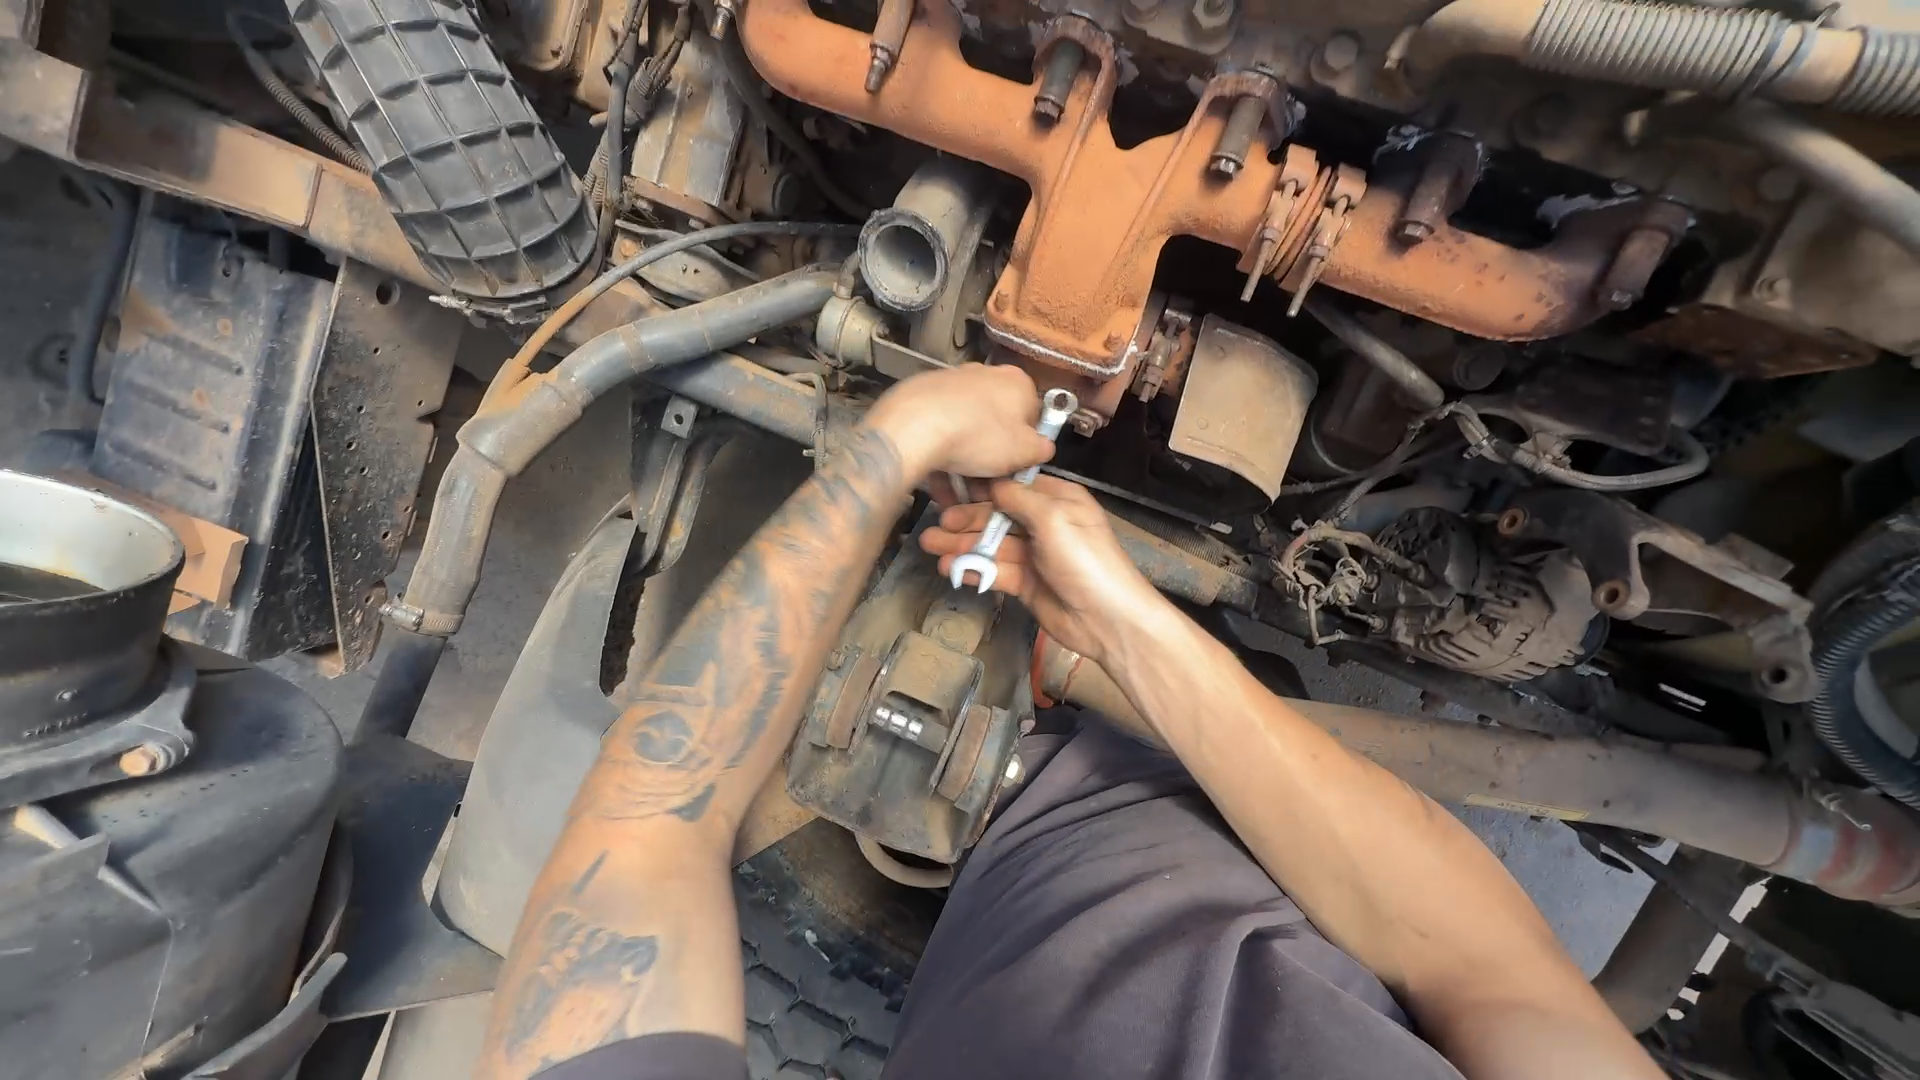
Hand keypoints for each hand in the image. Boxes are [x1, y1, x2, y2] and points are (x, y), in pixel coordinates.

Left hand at [861, 365, 1057, 480]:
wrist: (915, 427)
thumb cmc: (979, 437)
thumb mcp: (1024, 452)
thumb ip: (1041, 450)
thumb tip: (1042, 448)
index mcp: (1017, 382)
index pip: (1032, 416)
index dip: (1024, 448)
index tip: (1014, 470)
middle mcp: (985, 375)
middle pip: (995, 424)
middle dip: (991, 460)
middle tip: (985, 488)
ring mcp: (950, 383)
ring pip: (965, 431)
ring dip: (964, 464)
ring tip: (957, 494)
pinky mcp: (921, 396)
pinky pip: (939, 430)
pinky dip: (940, 455)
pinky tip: (936, 481)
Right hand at [918, 475, 1170, 664]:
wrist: (1106, 618)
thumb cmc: (1085, 560)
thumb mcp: (1054, 518)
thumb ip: (1020, 498)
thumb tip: (993, 482)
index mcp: (1058, 501)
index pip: (1014, 487)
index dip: (983, 489)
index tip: (951, 487)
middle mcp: (1044, 524)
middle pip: (997, 517)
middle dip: (965, 520)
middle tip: (935, 525)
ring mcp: (1034, 555)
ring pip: (991, 545)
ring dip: (962, 546)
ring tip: (931, 547)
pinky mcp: (1026, 583)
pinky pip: (994, 571)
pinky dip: (973, 569)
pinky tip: (950, 568)